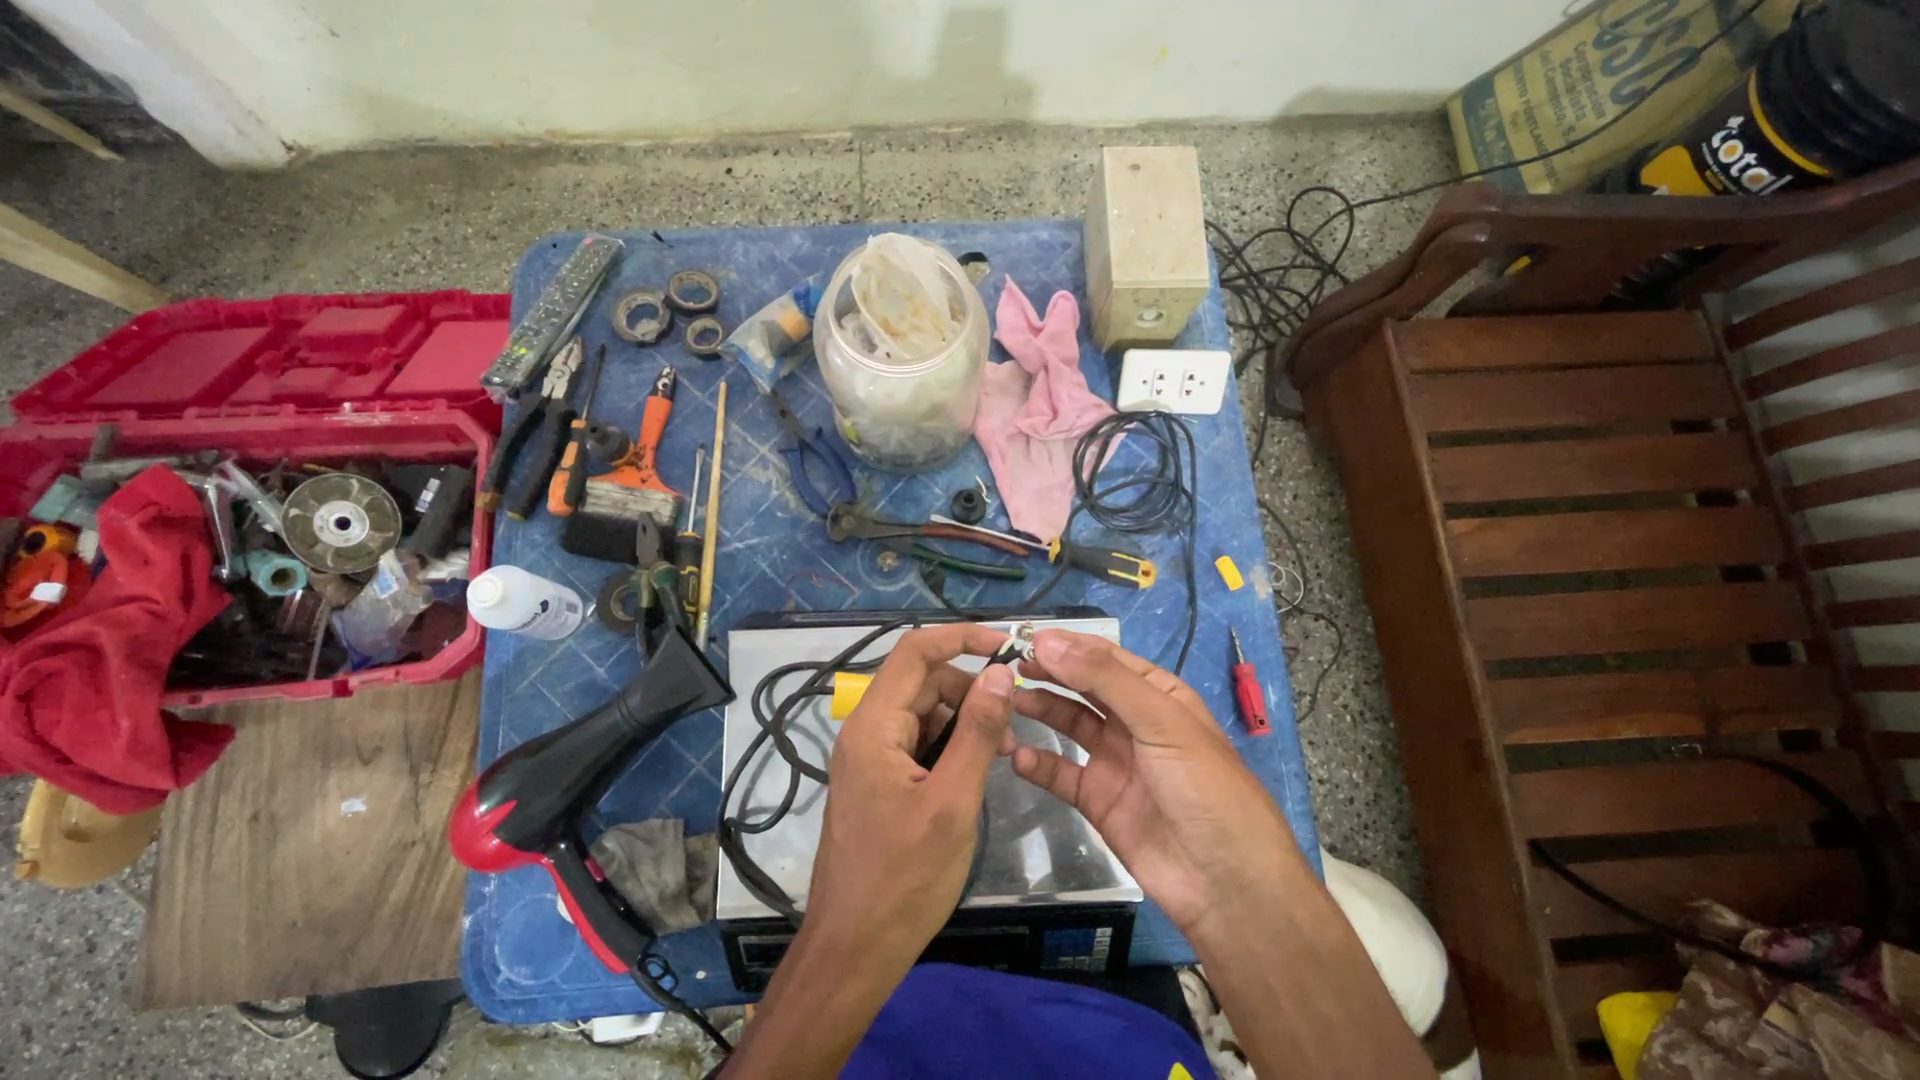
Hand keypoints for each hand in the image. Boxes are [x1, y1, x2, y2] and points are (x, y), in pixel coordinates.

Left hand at [804, 623, 1015, 963]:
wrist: (856, 946)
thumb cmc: (905, 877)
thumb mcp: (952, 801)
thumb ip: (976, 732)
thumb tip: (999, 673)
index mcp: (874, 727)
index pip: (915, 652)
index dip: (961, 638)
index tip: (1009, 646)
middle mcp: (867, 732)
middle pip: (923, 682)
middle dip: (970, 690)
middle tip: (1013, 724)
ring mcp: (871, 759)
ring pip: (924, 714)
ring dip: (964, 721)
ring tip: (1001, 754)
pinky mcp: (880, 783)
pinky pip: (919, 744)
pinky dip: (951, 747)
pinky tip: (977, 771)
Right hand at [1010, 629, 1306, 936]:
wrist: (1224, 880)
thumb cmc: (1203, 786)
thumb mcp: (1160, 721)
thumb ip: (1104, 679)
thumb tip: (1048, 641)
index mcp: (1159, 696)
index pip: (1106, 659)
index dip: (1067, 646)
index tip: (1023, 637)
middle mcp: (1135, 723)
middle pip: (1083, 688)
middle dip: (1049, 674)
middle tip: (1006, 666)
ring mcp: (1116, 762)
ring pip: (1069, 725)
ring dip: (1040, 710)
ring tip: (1006, 700)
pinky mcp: (1099, 801)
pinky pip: (1062, 774)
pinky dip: (1038, 764)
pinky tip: (1016, 755)